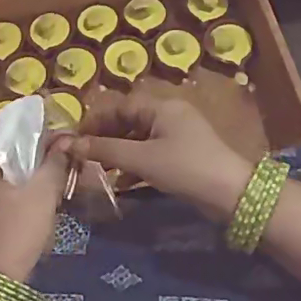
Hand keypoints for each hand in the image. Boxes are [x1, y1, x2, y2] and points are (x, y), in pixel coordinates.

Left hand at [0, 135, 73, 279]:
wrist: (3, 274)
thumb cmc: (20, 227)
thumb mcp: (42, 191)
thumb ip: (54, 163)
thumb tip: (67, 139)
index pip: (15, 139)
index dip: (41, 136)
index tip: (67, 138)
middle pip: (20, 159)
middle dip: (47, 158)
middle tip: (72, 157)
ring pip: (24, 178)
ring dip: (46, 177)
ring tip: (69, 175)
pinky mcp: (4, 216)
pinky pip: (24, 195)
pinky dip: (40, 193)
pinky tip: (57, 197)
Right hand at [71, 93, 252, 221]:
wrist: (231, 194)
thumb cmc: (184, 168)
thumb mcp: (141, 159)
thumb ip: (104, 150)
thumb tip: (69, 144)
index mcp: (161, 106)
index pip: (119, 107)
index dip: (95, 122)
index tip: (75, 141)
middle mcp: (169, 115)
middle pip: (128, 122)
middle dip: (105, 140)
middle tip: (83, 158)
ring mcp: (178, 136)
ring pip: (138, 140)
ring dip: (118, 155)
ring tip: (98, 172)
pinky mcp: (183, 156)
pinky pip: (150, 154)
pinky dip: (134, 166)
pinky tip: (121, 184)